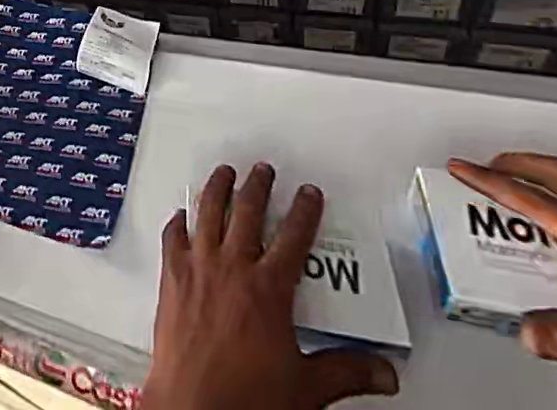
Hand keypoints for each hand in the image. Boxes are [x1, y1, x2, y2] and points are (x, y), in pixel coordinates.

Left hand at [146, 163, 398, 409]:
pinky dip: (178, 222)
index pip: (294, 237)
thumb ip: (346, 372)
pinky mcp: (171, 276)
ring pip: (208, 212)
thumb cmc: (247, 398)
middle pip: (247, 212)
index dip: (304, 211)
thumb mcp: (306, 388)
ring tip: (224, 172)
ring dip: (217, 188)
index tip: (309, 193)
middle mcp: (232, 267)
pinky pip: (172, 237)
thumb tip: (385, 372)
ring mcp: (198, 267)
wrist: (194, 408)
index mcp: (268, 288)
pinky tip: (181, 214)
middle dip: (258, 186)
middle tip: (264, 170)